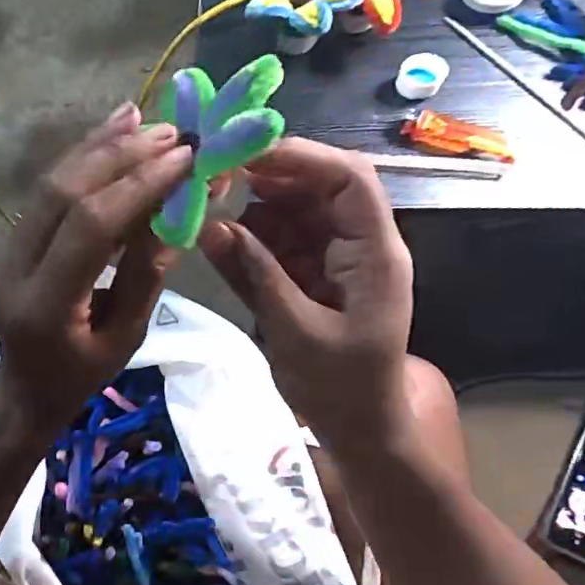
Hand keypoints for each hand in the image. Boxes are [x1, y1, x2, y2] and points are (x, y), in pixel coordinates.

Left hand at [0, 102, 193, 431]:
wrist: (24, 393)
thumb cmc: (80, 378)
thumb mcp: (124, 338)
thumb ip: (147, 275)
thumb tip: (180, 209)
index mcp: (44, 306)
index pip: (89, 227)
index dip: (138, 186)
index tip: (184, 158)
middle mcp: (14, 269)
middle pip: (62, 193)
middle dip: (120, 156)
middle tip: (172, 132)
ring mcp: (5, 252)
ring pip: (50, 184)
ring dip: (100, 148)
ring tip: (146, 120)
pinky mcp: (11, 241)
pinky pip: (46, 194)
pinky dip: (82, 162)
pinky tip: (112, 136)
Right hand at [197, 137, 413, 446]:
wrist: (360, 430)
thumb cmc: (340, 387)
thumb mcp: (295, 331)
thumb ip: (255, 275)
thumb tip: (211, 226)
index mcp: (374, 253)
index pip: (348, 180)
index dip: (301, 157)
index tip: (244, 154)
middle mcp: (358, 246)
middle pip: (319, 189)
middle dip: (269, 181)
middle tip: (215, 181)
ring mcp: (334, 261)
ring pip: (296, 215)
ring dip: (255, 212)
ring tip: (211, 213)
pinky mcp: (313, 278)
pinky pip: (282, 245)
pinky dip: (252, 242)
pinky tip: (222, 244)